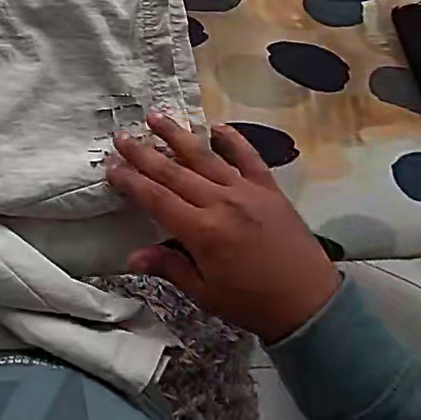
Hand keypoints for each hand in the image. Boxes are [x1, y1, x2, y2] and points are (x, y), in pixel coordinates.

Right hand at [105, 114, 339, 342]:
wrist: (310, 303)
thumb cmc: (251, 302)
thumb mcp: (204, 292)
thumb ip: (169, 266)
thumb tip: (132, 256)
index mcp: (201, 231)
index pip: (155, 198)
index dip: (130, 181)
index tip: (110, 166)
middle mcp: (221, 203)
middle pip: (173, 171)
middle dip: (143, 153)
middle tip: (121, 137)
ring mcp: (246, 191)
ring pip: (204, 156)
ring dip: (177, 135)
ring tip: (155, 116)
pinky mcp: (268, 188)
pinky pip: (248, 157)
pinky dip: (232, 140)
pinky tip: (216, 127)